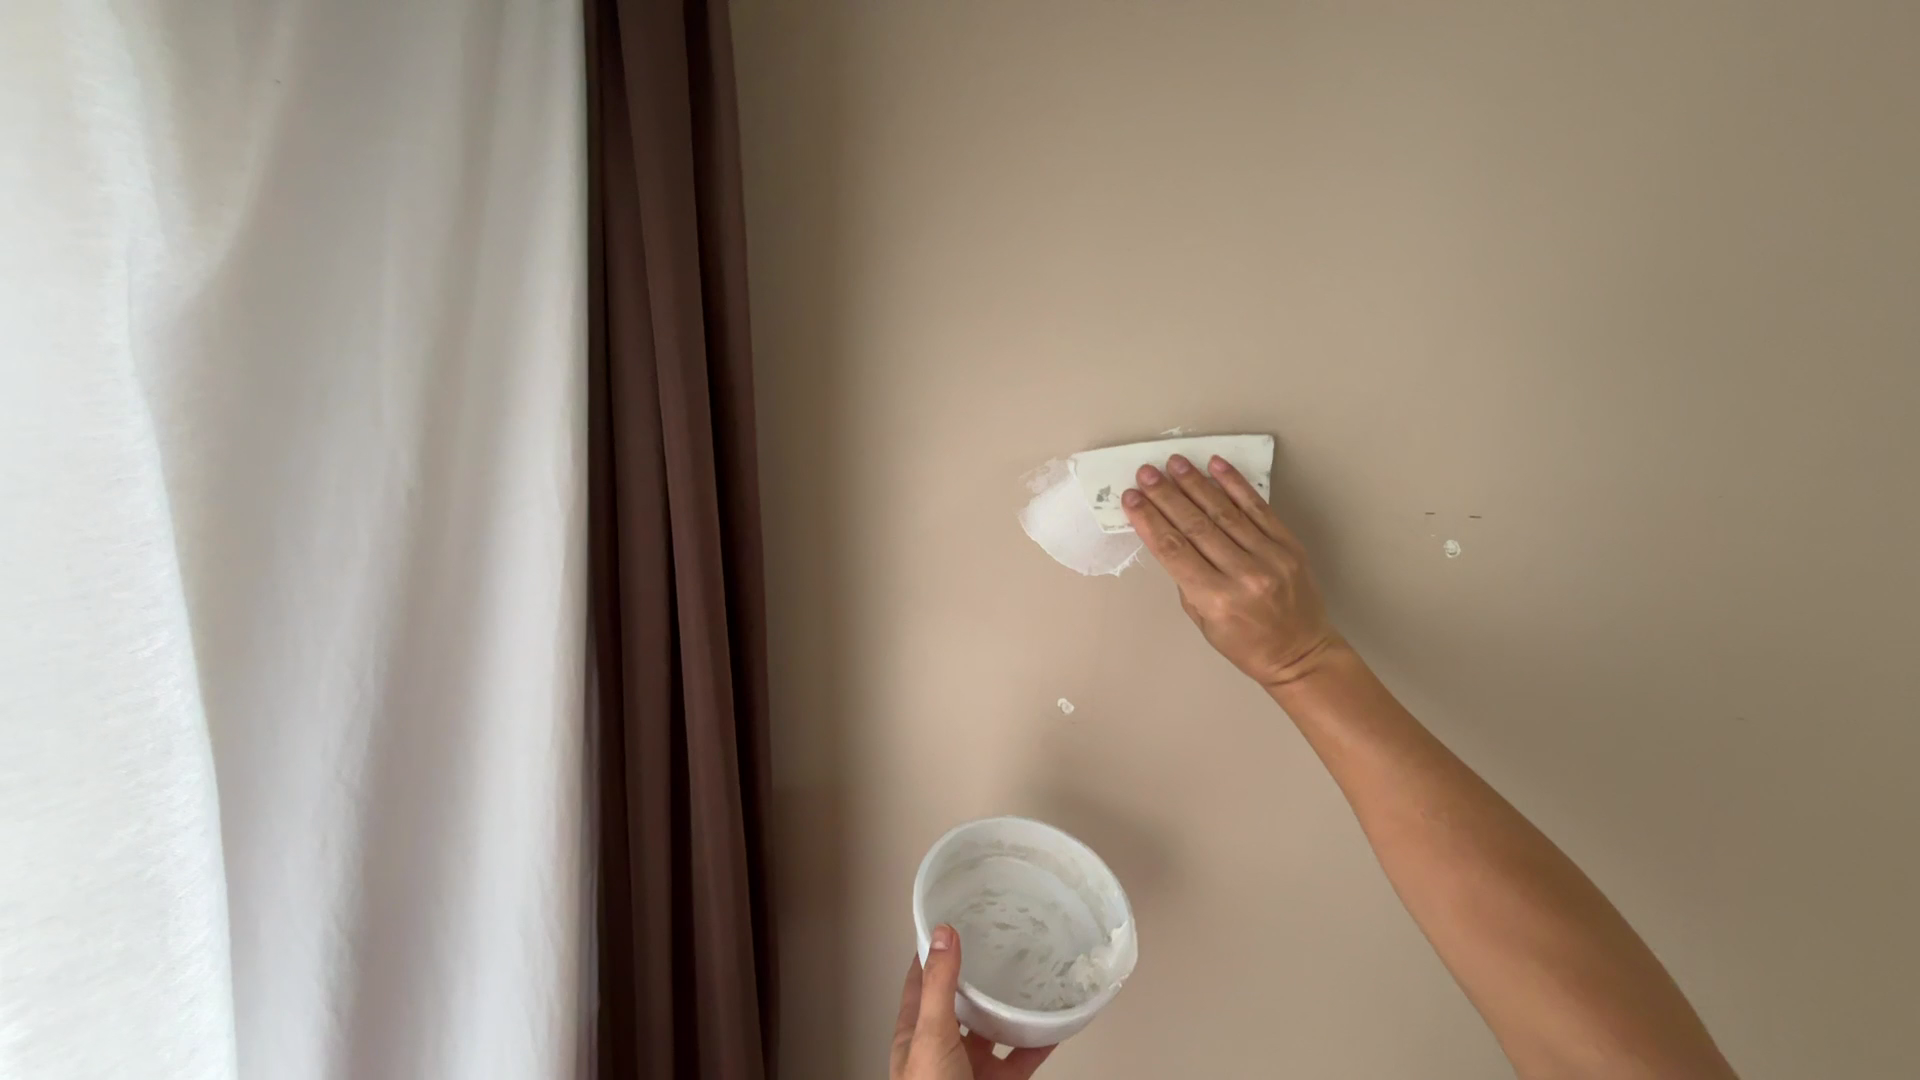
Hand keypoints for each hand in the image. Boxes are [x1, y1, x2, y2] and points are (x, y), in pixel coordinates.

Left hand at [890, 925, 1054, 1079]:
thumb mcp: (931, 1035)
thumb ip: (939, 985)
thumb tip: (942, 931)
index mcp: (915, 1031)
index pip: (920, 978)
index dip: (933, 948)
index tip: (953, 919)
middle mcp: (941, 1046)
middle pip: (960, 1001)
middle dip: (978, 974)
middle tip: (1001, 941)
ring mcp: (969, 1069)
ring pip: (992, 1029)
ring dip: (1009, 1007)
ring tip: (1029, 976)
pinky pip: (1021, 1061)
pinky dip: (1037, 1042)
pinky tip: (1054, 1024)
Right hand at [1122, 454, 1338, 687]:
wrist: (1301, 653)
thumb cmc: (1244, 644)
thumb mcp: (1202, 620)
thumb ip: (1186, 579)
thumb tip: (1169, 534)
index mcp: (1217, 600)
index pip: (1174, 551)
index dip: (1150, 521)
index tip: (1132, 499)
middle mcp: (1244, 575)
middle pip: (1196, 526)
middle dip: (1167, 497)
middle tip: (1146, 474)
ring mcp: (1270, 557)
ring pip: (1225, 512)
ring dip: (1196, 484)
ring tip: (1175, 463)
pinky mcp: (1290, 545)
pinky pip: (1258, 508)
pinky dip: (1235, 485)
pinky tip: (1217, 465)